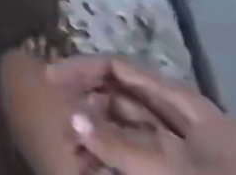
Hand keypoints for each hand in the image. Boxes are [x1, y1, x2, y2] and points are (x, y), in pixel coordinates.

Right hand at [46, 56, 235, 174]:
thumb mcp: (173, 169)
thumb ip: (122, 145)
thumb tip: (74, 115)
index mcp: (183, 104)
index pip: (120, 70)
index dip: (82, 70)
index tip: (48, 82)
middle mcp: (182, 122)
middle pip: (123, 102)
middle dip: (89, 114)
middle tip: (62, 137)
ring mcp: (187, 157)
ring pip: (131, 138)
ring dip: (101, 146)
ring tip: (76, 165)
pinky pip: (142, 165)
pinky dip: (118, 167)